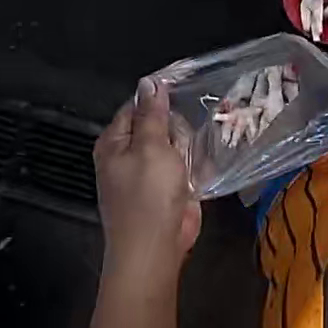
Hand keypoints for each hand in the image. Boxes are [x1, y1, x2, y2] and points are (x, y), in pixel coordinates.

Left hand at [93, 76, 201, 282]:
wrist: (155, 246)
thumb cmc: (148, 194)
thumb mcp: (150, 147)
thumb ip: (152, 114)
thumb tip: (148, 82)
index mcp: (115, 142)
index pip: (137, 106)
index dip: (161, 95)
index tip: (190, 84)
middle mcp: (130, 154)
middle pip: (160, 123)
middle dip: (180, 122)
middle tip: (197, 123)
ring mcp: (151, 171)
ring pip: (177, 143)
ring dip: (191, 142)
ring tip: (210, 137)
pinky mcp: (171, 186)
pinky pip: (186, 163)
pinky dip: (197, 160)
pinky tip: (212, 155)